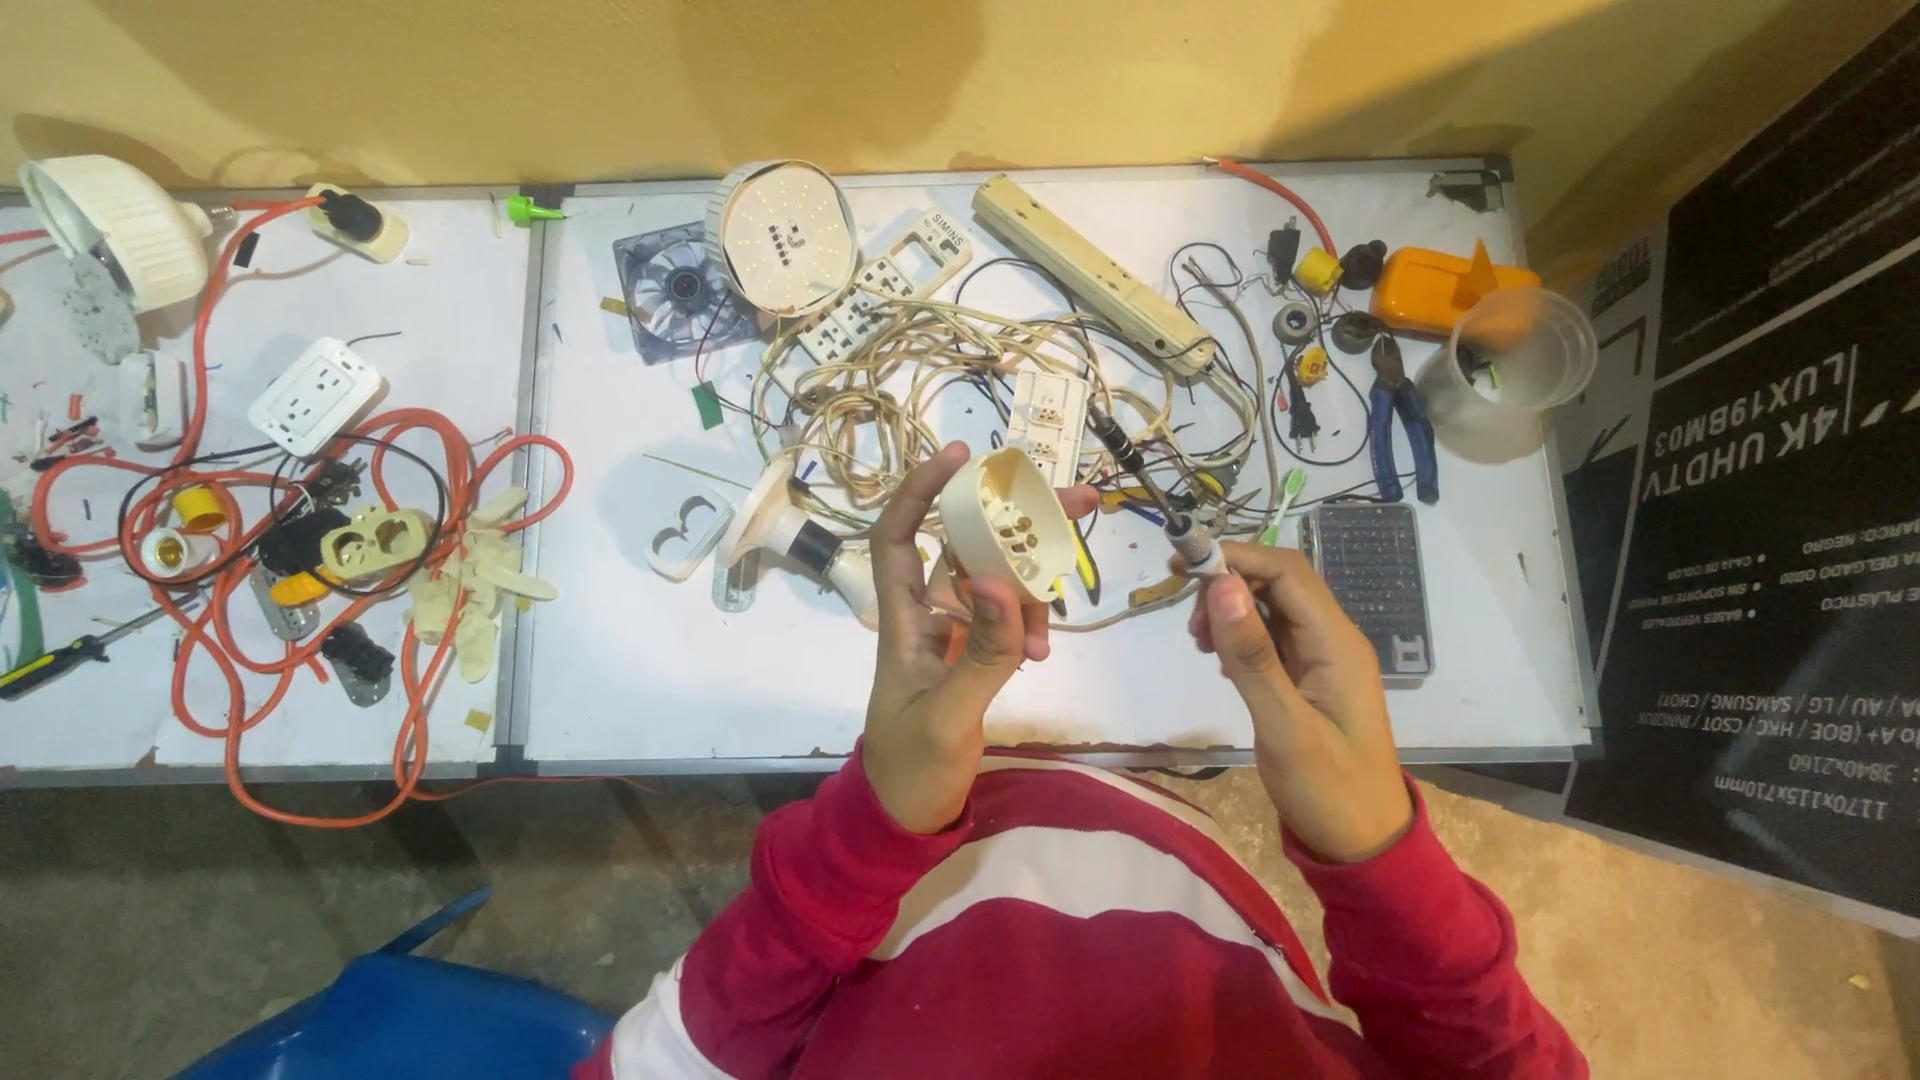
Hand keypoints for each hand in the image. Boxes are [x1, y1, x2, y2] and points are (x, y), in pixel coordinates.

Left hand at [864, 442, 1096, 832]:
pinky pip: (1009, 618)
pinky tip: (1040, 652)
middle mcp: (927, 611)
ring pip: (999, 581)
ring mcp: (955, 631)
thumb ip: (981, 653)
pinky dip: (1028, 626)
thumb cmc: (910, 765)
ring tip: (1046, 633)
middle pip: (970, 545)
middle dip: (1018, 522)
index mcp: (901, 617)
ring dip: (1031, 591)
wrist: (909, 812)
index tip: (963, 455)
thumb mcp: (947, 714)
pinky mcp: (976, 653)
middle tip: (1080, 501)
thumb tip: (1004, 581)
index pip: (899, 535)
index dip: (921, 490)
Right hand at [1186, 542, 1412, 862]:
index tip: (1182, 566)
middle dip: (1227, 582)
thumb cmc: (1328, 789)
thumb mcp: (1284, 726)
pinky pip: (1269, 636)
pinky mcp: (1306, 676)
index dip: (1235, 557)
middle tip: (1185, 615)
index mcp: (1336, 643)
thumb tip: (1220, 585)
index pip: (1286, 571)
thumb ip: (1252, 655)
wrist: (1362, 844)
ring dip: (1229, 609)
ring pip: (1269, 607)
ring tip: (1198, 642)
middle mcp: (1331, 639)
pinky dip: (1238, 635)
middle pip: (1277, 581)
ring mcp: (1319, 658)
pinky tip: (1218, 660)